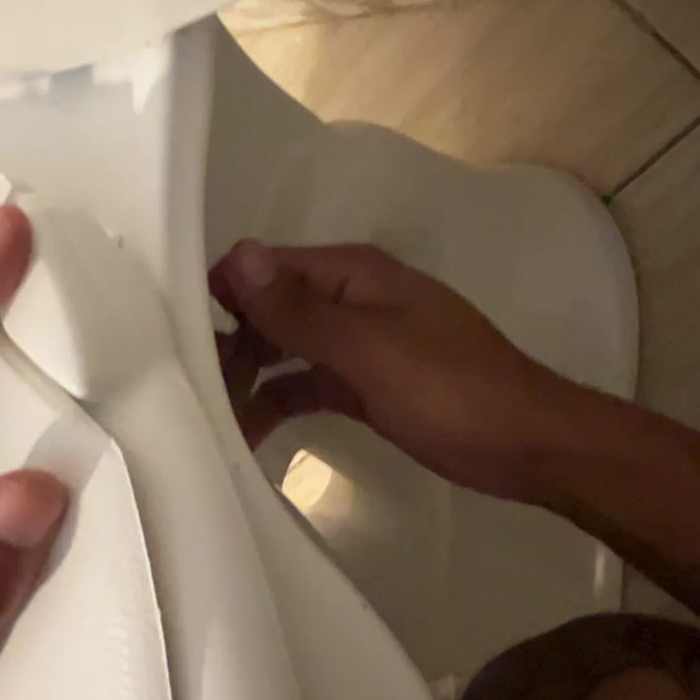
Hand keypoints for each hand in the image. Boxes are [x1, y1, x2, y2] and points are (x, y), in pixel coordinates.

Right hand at [210, 240, 579, 505]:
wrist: (526, 446)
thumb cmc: (450, 389)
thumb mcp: (369, 349)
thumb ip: (299, 310)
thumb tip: (236, 254)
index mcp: (350, 274)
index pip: (263, 268)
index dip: (220, 297)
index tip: (174, 342)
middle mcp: (346, 300)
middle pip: (267, 309)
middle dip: (228, 344)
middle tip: (189, 396)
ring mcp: (354, 344)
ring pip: (282, 349)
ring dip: (247, 377)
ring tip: (207, 421)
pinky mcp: (360, 385)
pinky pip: (304, 384)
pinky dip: (277, 402)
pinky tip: (247, 434)